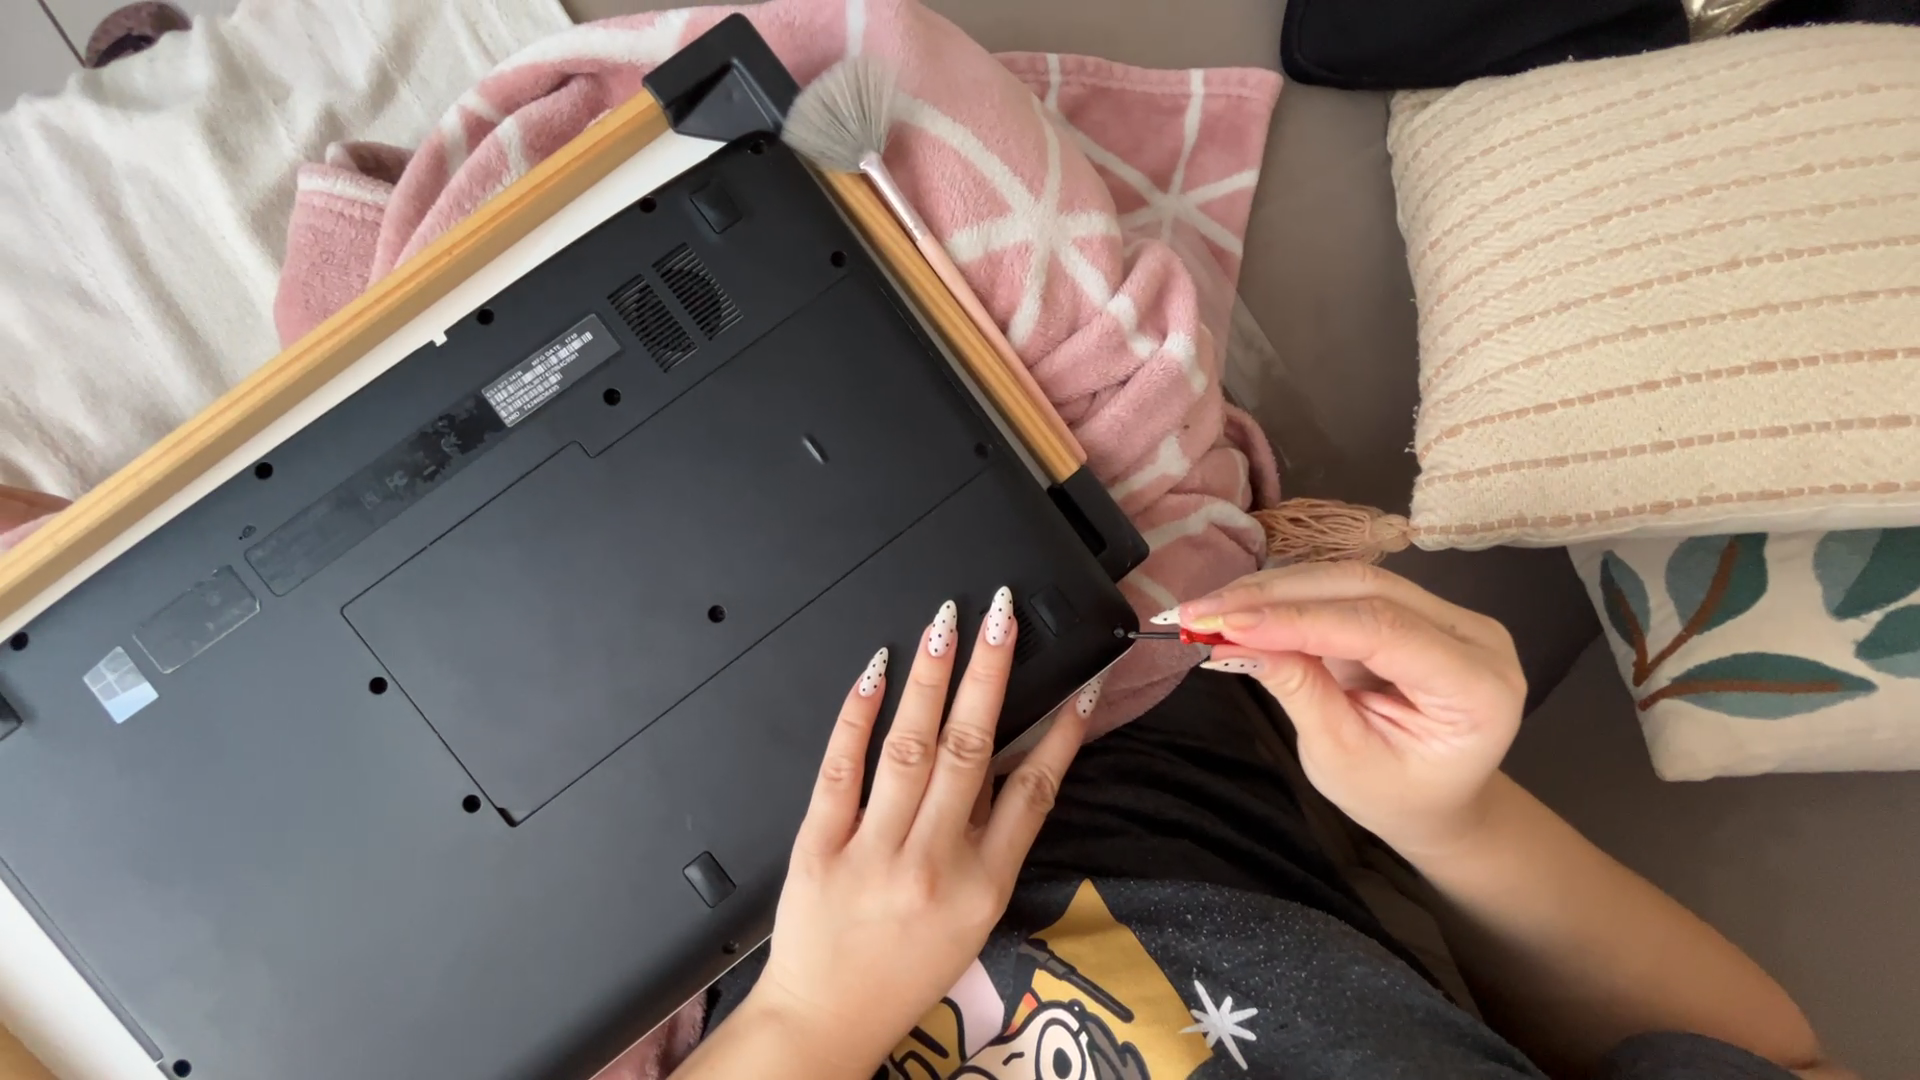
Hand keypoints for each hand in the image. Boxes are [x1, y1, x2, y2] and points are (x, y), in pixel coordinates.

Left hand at [745, 589, 1090, 1074]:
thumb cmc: (908, 968)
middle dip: (990, 675)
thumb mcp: (976, 918)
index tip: (1079, 687)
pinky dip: (858, 715)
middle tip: (1000, 617)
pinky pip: (841, 770)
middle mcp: (933, 863)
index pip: (1033, 792)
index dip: (1060, 734)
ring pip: (910, 749)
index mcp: (984, 884)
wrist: (826, 1021)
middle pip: (971, 751)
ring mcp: (873, 852)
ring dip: (931, 680)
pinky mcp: (819, 845)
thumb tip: (1011, 758)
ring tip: (946, 625)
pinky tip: (875, 670)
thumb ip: (994, 838)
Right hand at [1177, 562, 1525, 856]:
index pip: (1379, 627)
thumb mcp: (1343, 758)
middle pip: (1360, 588)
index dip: (1296, 620)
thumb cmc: (1396, 795)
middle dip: (1271, 597)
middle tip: (1198, 611)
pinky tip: (1236, 606)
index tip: (1225, 623)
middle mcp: (1470, 633)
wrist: (1436, 799)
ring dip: (1268, 591)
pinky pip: (1336, 589)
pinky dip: (1281, 597)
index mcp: (1476, 685)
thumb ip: (1298, 692)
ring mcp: (1440, 613)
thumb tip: (1232, 643)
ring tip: (1206, 609)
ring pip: (1343, 578)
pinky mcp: (1405, 607)